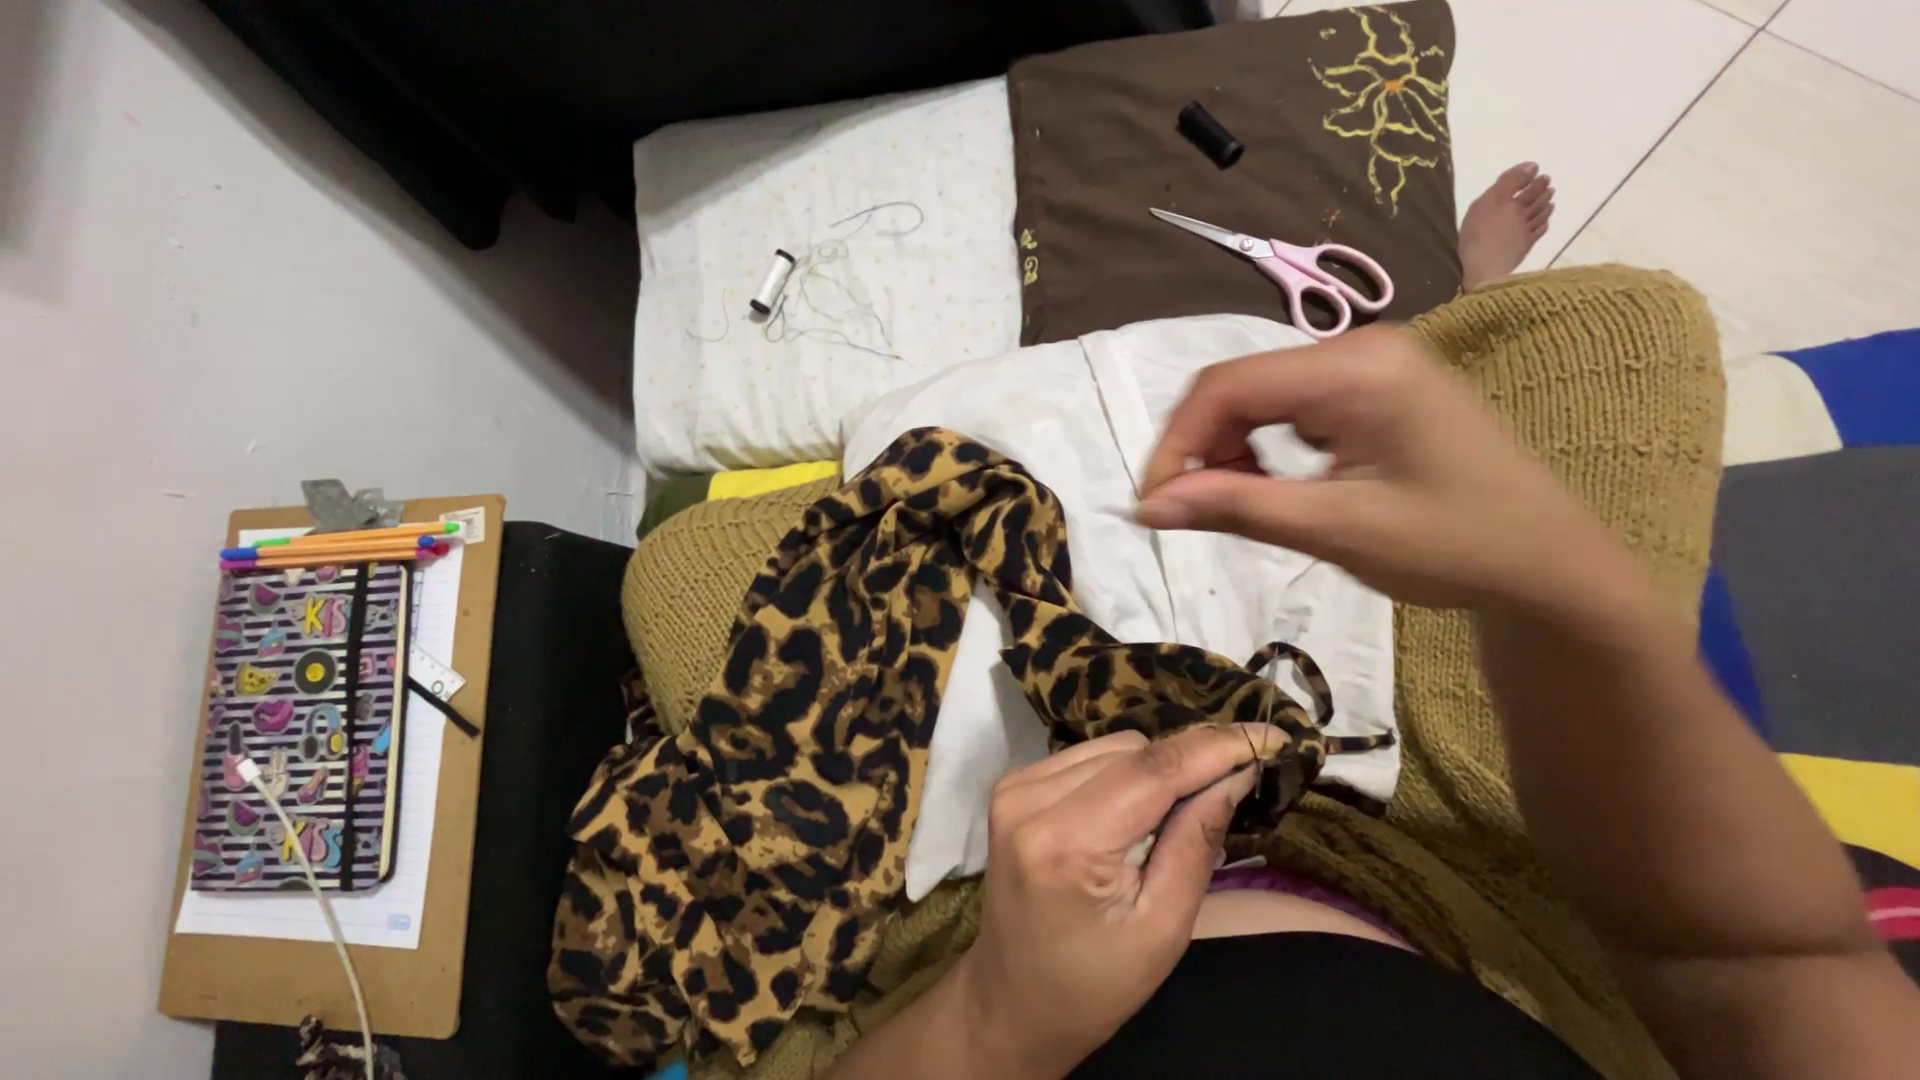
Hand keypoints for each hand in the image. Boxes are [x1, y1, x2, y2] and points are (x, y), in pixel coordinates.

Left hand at [953, 725, 1266, 1078]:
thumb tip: (1238, 771)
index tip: (1273, 734)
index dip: (1216, 746)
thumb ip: (1197, 839)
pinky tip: (1135, 812)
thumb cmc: (1094, 984)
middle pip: (1132, 751)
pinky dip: (1122, 773)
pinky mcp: (1012, 787)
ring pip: (1111, 747)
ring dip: (1155, 768)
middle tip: (1237, 784)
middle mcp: (1029, 799)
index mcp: (1064, 841)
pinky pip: (1086, 757)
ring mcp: (1014, 788)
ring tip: (1177, 813)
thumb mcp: (1163, 927)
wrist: (1013, 1001)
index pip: (1152, 769)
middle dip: (1190, 761)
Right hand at [1134, 325, 1632, 616]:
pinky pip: (1288, 408)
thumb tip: (1147, 507)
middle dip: (1202, 449)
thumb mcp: (1337, 530)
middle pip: (1239, 386)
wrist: (1549, 565)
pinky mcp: (1371, 389)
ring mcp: (1368, 365)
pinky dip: (1262, 449)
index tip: (1154, 504)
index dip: (1176, 444)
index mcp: (1356, 369)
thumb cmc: (1454, 547)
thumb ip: (1238, 508)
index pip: (1227, 386)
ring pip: (1258, 398)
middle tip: (1193, 511)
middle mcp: (1358, 348)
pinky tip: (1275, 487)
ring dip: (1230, 451)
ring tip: (1240, 505)